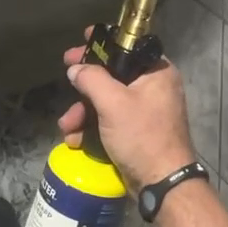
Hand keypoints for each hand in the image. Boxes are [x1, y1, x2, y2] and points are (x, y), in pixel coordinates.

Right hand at [56, 39, 198, 191]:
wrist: (160, 183)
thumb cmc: (141, 136)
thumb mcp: (113, 103)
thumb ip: (92, 79)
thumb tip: (76, 68)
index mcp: (156, 72)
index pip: (128, 47)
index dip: (103, 44)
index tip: (80, 44)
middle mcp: (153, 88)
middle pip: (112, 76)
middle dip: (85, 88)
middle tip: (67, 80)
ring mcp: (144, 112)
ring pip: (107, 101)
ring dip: (83, 113)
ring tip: (67, 127)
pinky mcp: (135, 132)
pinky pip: (110, 121)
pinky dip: (92, 128)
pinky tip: (75, 140)